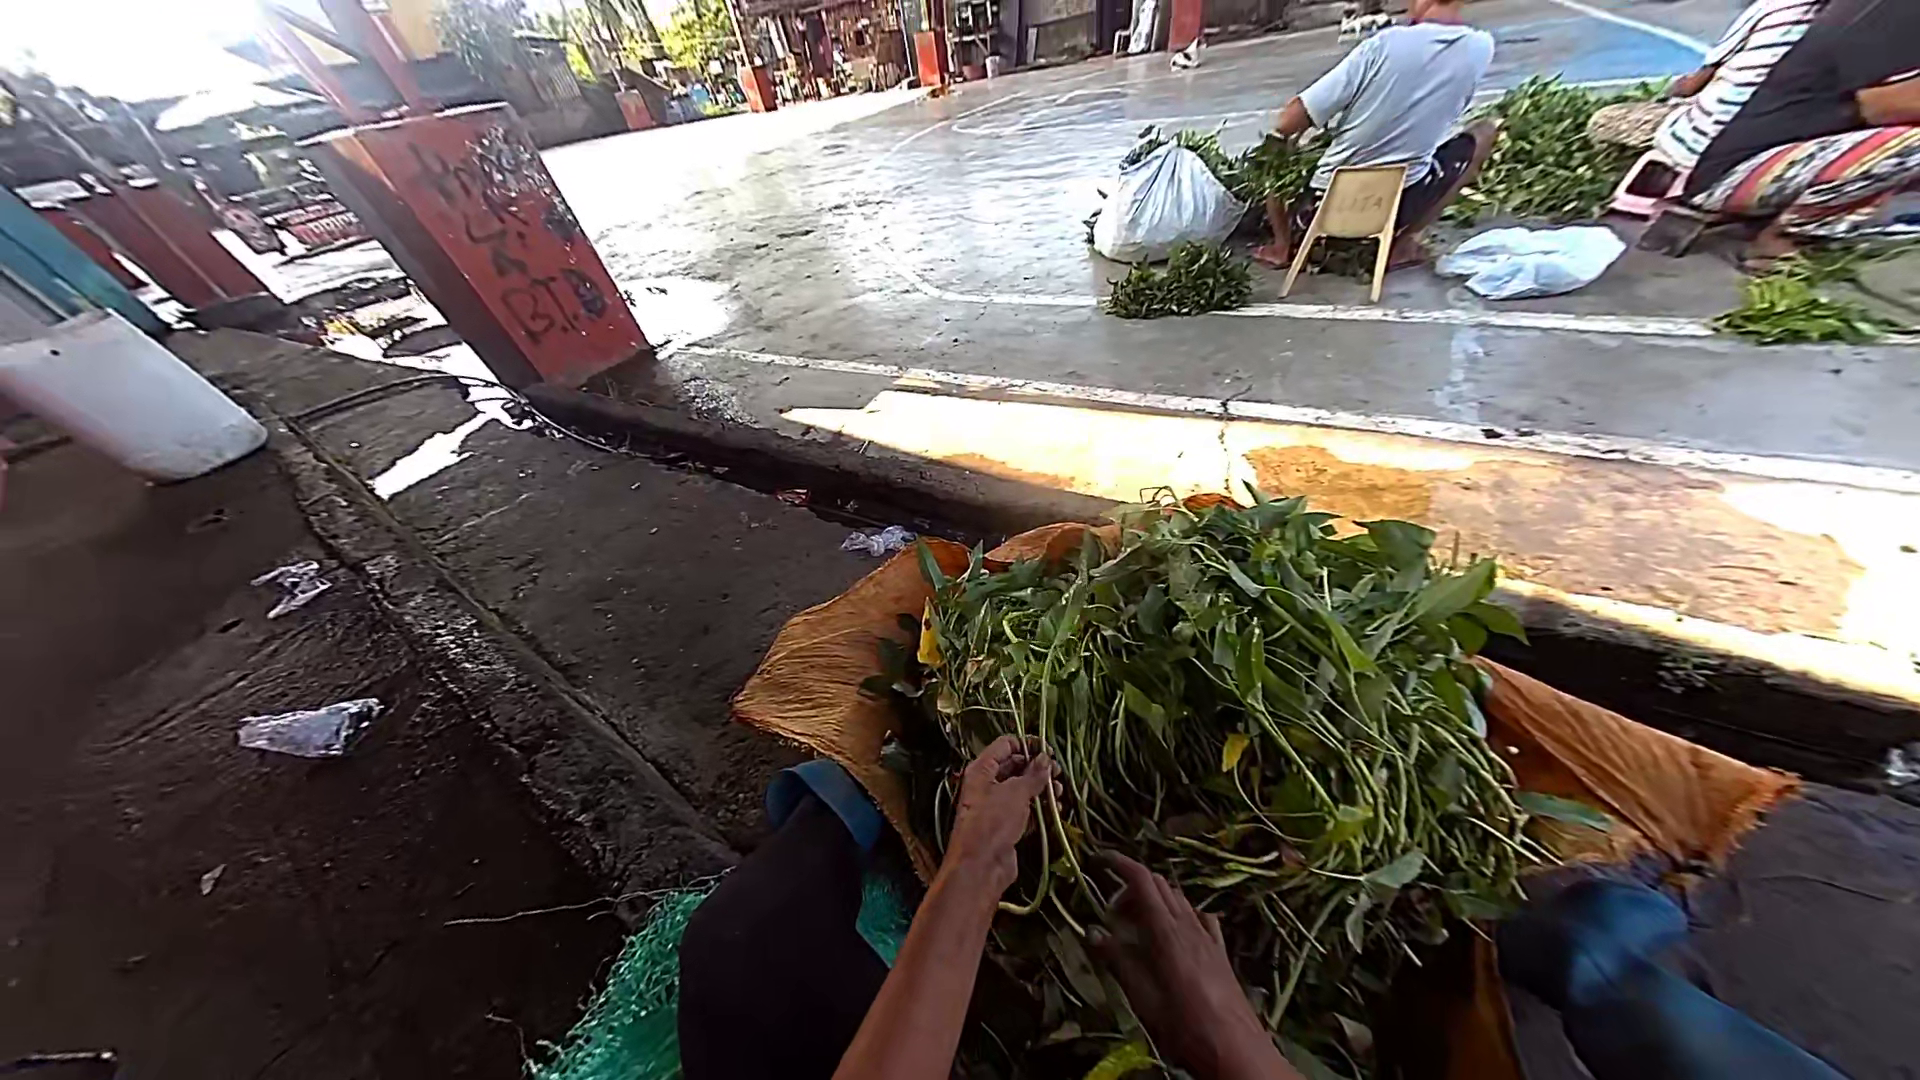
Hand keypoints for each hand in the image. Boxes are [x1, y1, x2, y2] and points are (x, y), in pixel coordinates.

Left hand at [942, 735, 1053, 894]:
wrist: (980, 866)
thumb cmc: (992, 822)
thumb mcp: (1015, 793)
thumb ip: (1033, 774)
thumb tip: (1045, 758)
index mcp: (982, 769)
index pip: (1005, 744)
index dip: (1026, 743)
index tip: (1047, 749)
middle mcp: (986, 784)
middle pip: (1014, 765)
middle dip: (1036, 766)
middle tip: (1057, 771)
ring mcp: (995, 805)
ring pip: (1021, 788)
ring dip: (1041, 787)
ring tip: (1059, 790)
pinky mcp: (1005, 824)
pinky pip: (1024, 808)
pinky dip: (1039, 806)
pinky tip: (1055, 808)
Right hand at [1089, 853, 1301, 1079]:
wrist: (1240, 1056)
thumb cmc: (1187, 1028)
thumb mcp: (1143, 999)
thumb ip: (1117, 961)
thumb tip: (1092, 931)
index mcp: (1165, 929)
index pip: (1140, 878)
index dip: (1118, 863)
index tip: (1098, 861)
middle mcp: (1187, 923)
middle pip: (1156, 883)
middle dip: (1130, 889)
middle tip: (1113, 916)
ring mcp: (1206, 935)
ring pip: (1176, 897)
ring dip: (1153, 900)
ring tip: (1138, 928)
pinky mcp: (1220, 951)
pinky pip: (1199, 916)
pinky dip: (1181, 913)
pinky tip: (1175, 933)